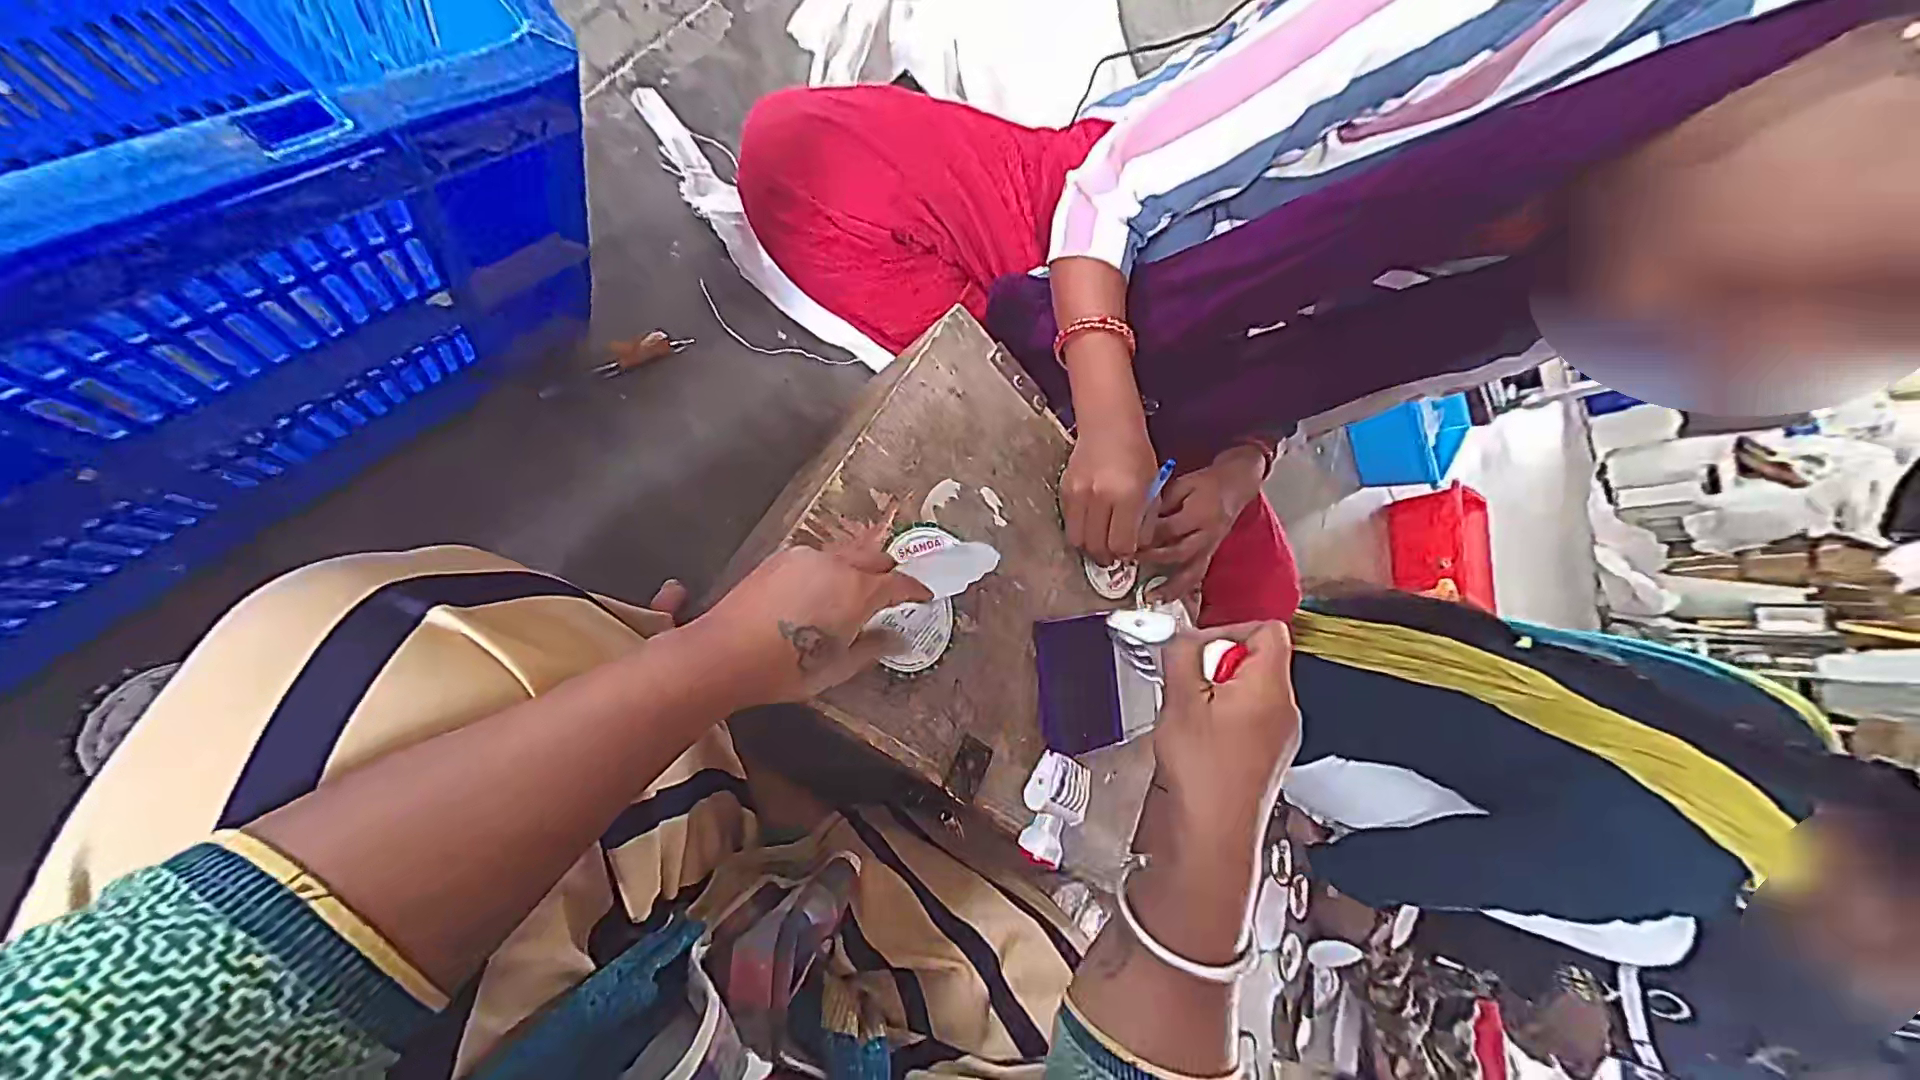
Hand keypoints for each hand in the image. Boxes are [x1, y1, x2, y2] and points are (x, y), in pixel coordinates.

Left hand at [686, 522, 931, 705]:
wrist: (723, 654)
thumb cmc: (786, 668)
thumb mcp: (837, 668)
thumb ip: (872, 648)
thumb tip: (898, 640)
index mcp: (857, 591)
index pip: (898, 582)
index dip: (915, 588)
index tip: (923, 594)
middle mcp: (835, 565)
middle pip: (875, 556)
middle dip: (889, 570)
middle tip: (895, 588)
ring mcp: (806, 557)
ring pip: (846, 553)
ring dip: (860, 566)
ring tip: (858, 587)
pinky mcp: (781, 558)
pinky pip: (818, 557)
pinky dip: (831, 567)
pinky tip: (822, 587)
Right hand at [1062, 417, 1157, 565]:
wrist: (1107, 426)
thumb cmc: (1136, 454)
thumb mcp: (1152, 487)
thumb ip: (1145, 521)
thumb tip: (1135, 548)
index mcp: (1127, 496)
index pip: (1121, 544)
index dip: (1125, 554)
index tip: (1128, 552)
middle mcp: (1100, 497)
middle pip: (1097, 546)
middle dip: (1106, 556)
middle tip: (1112, 555)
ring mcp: (1078, 494)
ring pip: (1077, 539)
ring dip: (1088, 546)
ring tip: (1099, 542)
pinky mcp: (1064, 491)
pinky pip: (1069, 523)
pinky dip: (1079, 529)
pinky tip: (1090, 523)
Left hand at [1140, 446, 1266, 600]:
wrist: (1235, 486)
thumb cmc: (1204, 484)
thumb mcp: (1181, 485)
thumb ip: (1161, 502)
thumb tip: (1135, 520)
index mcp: (1199, 513)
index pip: (1168, 528)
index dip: (1146, 535)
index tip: (1125, 537)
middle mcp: (1207, 534)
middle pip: (1177, 552)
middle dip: (1152, 559)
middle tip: (1129, 560)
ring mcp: (1210, 548)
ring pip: (1190, 572)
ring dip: (1169, 586)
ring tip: (1150, 597)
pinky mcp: (1210, 555)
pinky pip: (1196, 576)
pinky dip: (1180, 590)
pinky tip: (1164, 599)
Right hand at [1151, 623, 1301, 831]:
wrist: (1213, 831)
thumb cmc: (1204, 775)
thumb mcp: (1180, 700)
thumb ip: (1181, 655)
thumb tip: (1184, 636)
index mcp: (1270, 688)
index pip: (1269, 629)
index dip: (1230, 629)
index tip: (1201, 646)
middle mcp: (1285, 707)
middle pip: (1256, 656)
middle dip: (1216, 662)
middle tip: (1191, 684)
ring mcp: (1280, 731)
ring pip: (1249, 685)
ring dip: (1216, 688)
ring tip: (1192, 713)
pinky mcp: (1267, 750)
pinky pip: (1248, 712)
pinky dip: (1222, 712)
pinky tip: (1199, 734)